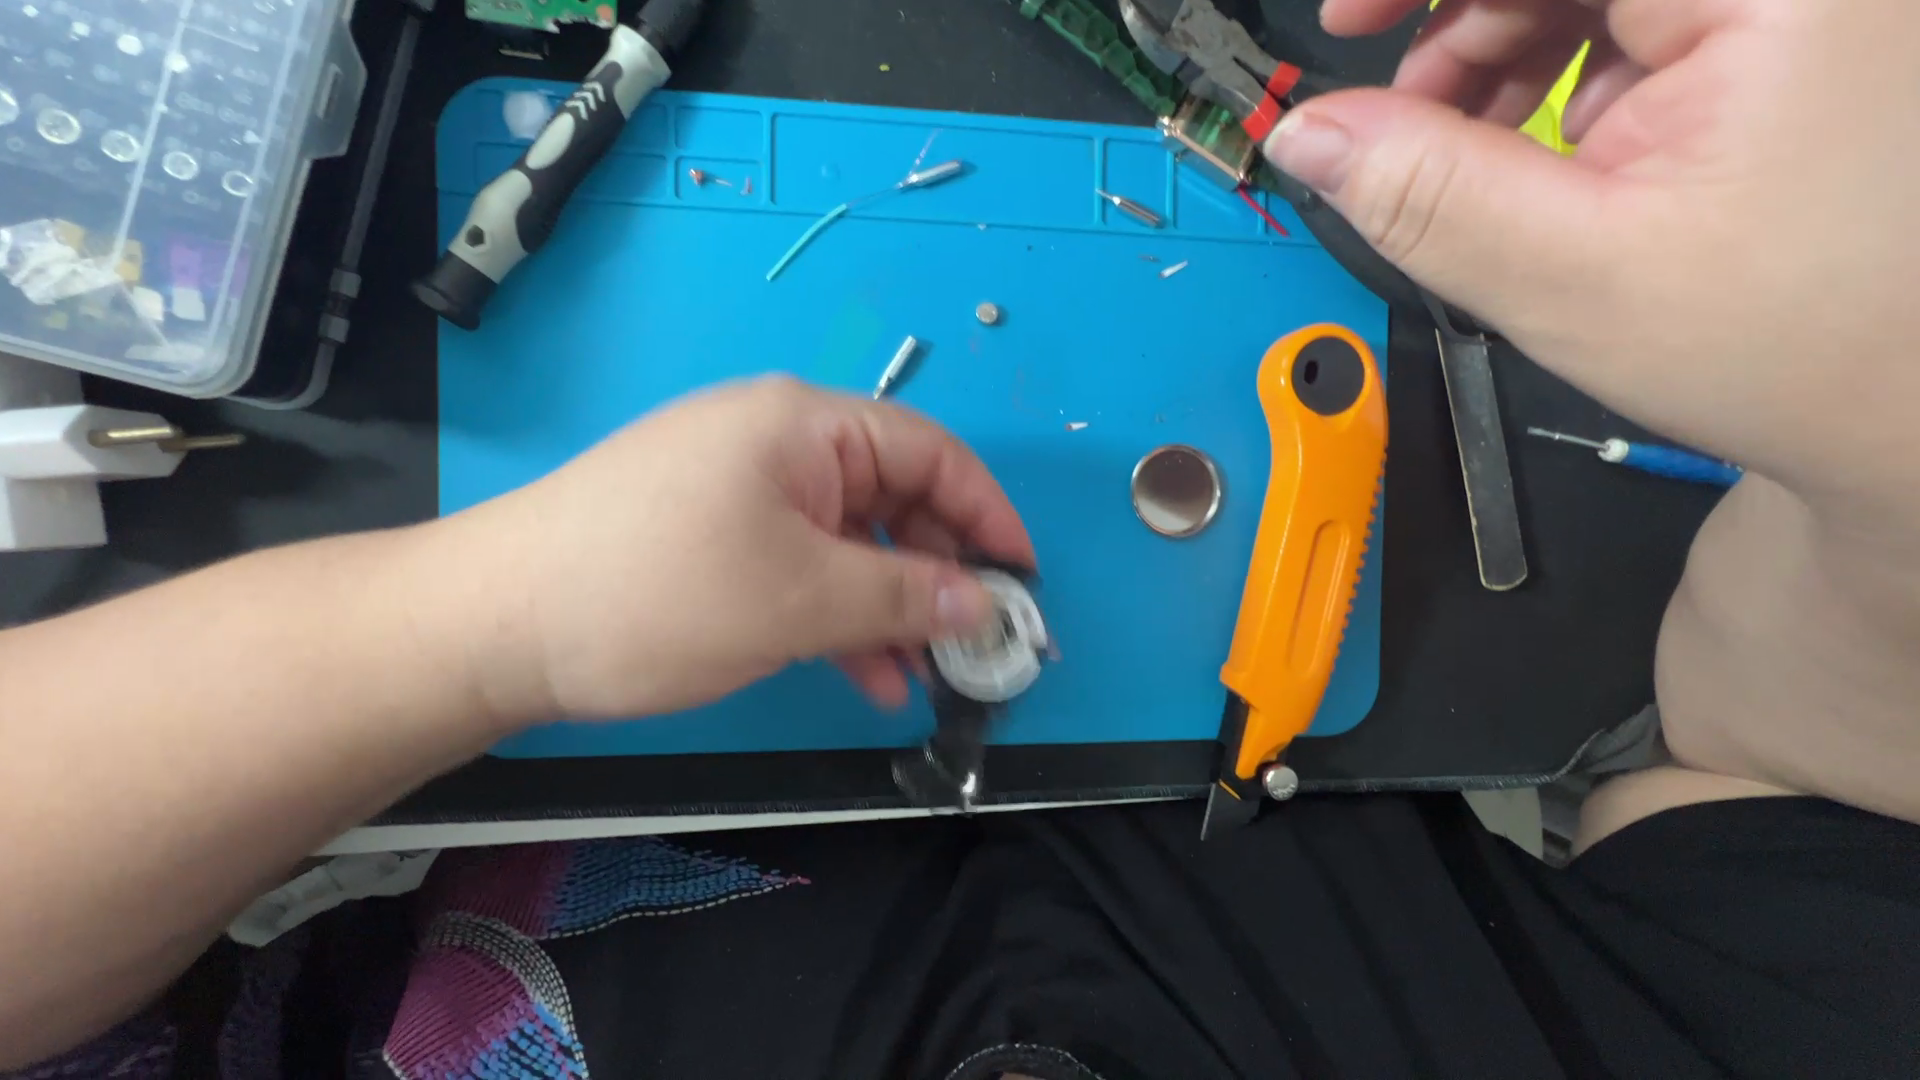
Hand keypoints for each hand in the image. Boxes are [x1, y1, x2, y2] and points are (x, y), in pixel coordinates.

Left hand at [439, 376, 1033, 723]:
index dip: (988, 514)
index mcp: (807, 425)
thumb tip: (986, 603)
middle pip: (896, 500)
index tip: (1023, 580)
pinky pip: (807, 569)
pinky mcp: (724, 540)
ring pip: (854, 544)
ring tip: (926, 678)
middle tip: (972, 646)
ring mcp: (751, 494)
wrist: (496, 628)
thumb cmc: (661, 592)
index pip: (931, 454)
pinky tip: (867, 676)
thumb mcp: (800, 598)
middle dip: (938, 574)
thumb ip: (905, 597)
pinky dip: (841, 618)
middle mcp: (784, 447)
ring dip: (892, 608)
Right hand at [1262, 0, 1919, 520]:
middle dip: (1464, 13)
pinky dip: (1564, 57)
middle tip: (1404, 116)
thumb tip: (1305, 134)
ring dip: (1504, 42)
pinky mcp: (1798, 11)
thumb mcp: (1565, 276)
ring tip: (1473, 150)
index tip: (1347, 21)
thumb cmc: (1784, 339)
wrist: (1918, 385)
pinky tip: (1551, 140)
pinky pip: (1641, 1)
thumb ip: (1420, 196)